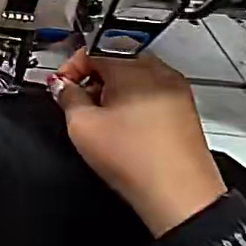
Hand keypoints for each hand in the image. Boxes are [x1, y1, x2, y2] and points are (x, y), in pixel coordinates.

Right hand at [49, 50, 224, 236]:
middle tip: (78, 103)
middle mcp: (159, 71)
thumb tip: (62, 86)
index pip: (92, 50)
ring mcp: (175, 90)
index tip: (61, 85)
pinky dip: (134, 102)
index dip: (70, 67)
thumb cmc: (136, 161)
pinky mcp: (184, 110)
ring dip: (113, 90)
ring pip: (134, 75)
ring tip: (102, 120)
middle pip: (114, 59)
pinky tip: (125, 129)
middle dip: (92, 79)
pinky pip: (151, 92)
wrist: (179, 196)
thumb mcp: (82, 126)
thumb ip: (66, 97)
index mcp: (133, 66)